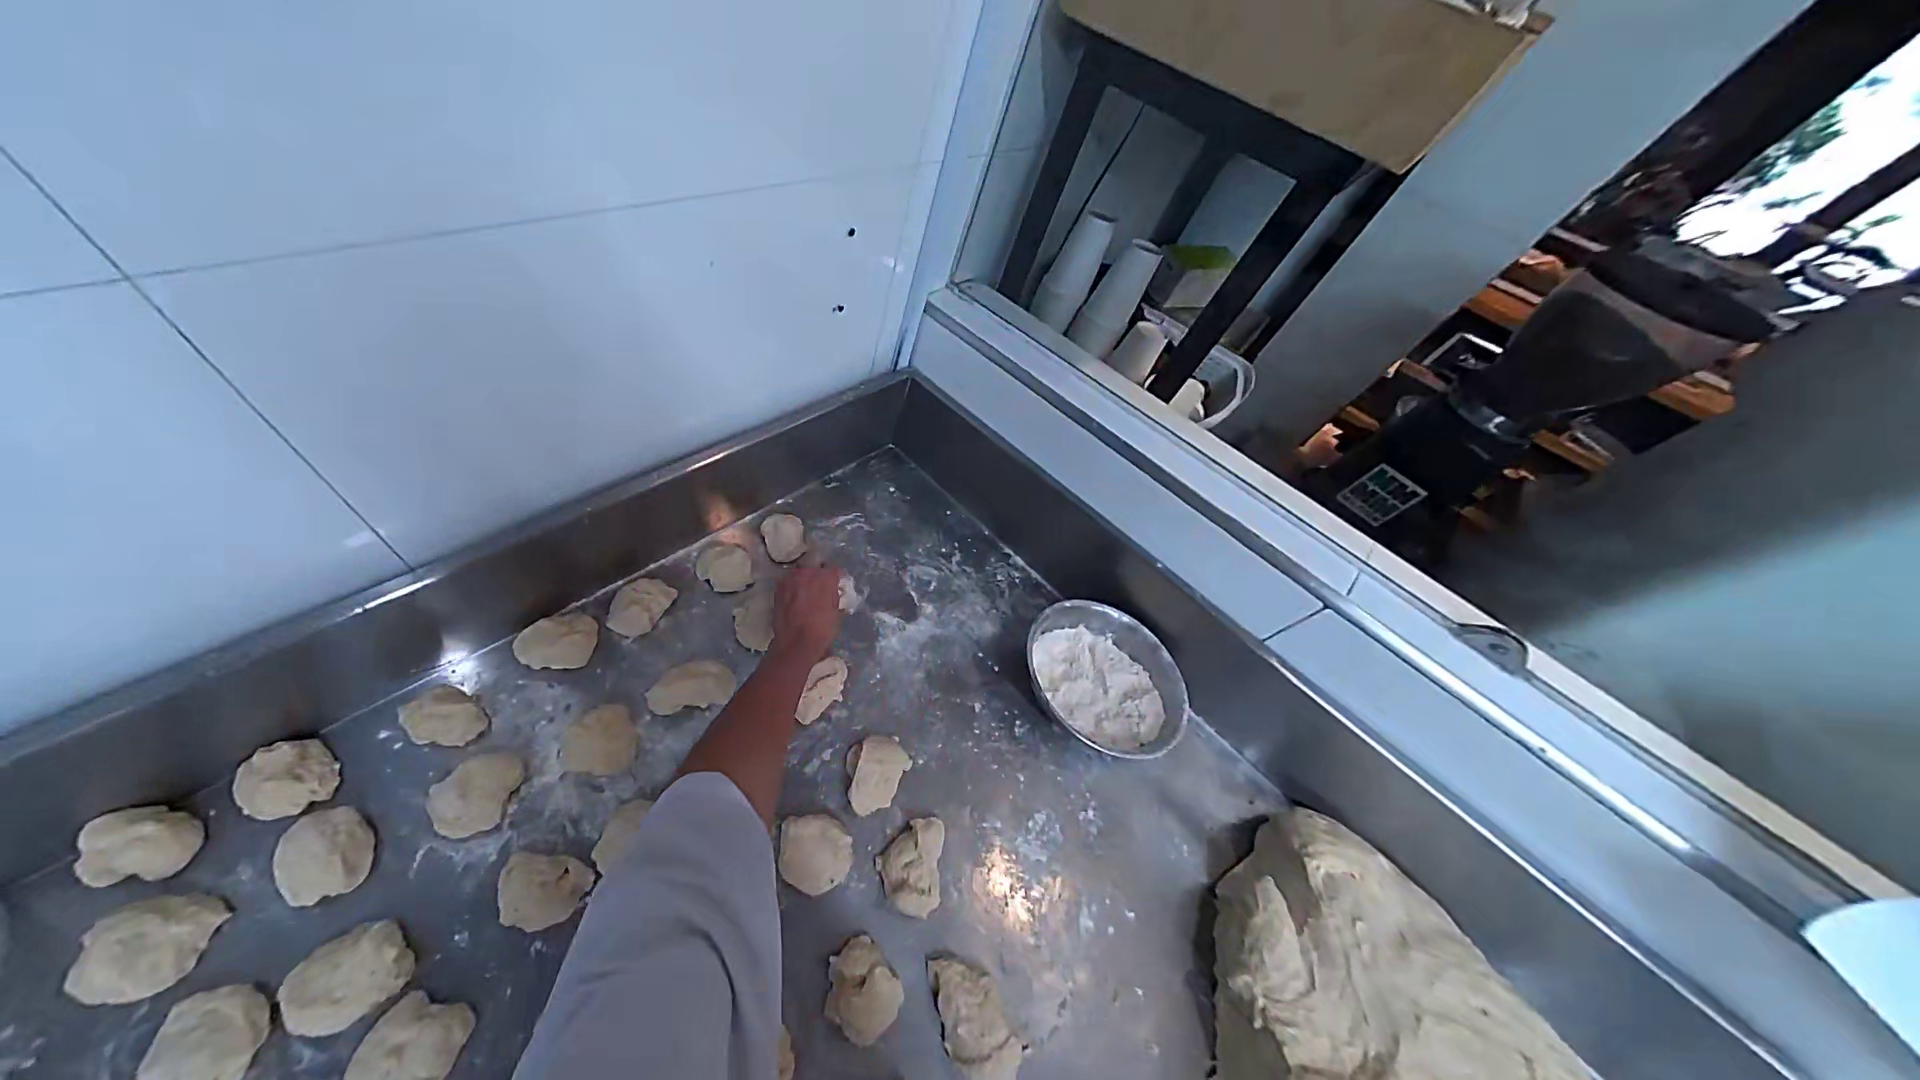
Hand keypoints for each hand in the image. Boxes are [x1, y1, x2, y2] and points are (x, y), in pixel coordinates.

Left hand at [771, 565, 843, 659]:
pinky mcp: (779, 589)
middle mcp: (807, 573)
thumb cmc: (822, 630)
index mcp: (826, 578)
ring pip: (801, 575)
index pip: (835, 571)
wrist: (796, 643)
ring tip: (808, 595)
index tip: (838, 587)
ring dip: (805, 582)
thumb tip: (833, 593)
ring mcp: (790, 580)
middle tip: (823, 592)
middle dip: (820, 579)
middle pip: (816, 570)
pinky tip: (796, 600)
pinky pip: (790, 584)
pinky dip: (794, 589)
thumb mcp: (837, 612)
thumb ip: (834, 597)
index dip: (838, 580)